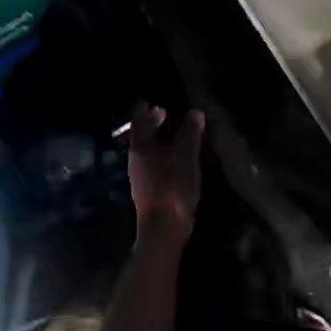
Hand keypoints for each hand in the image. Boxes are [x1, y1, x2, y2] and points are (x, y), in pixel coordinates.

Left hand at [127, 102, 203, 243]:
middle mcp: (136, 159)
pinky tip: (172, 156)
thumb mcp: (186, 158)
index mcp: (142, 148)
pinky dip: (159, 152)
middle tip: (163, 112)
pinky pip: (150, 162)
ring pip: (145, 150)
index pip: (140, 122)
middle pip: (141, 135)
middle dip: (151, 123)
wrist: (163, 229)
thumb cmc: (173, 188)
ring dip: (156, 138)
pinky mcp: (146, 188)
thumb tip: (194, 112)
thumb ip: (190, 135)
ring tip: (171, 132)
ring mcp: (139, 175)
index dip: (144, 110)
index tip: (148, 100)